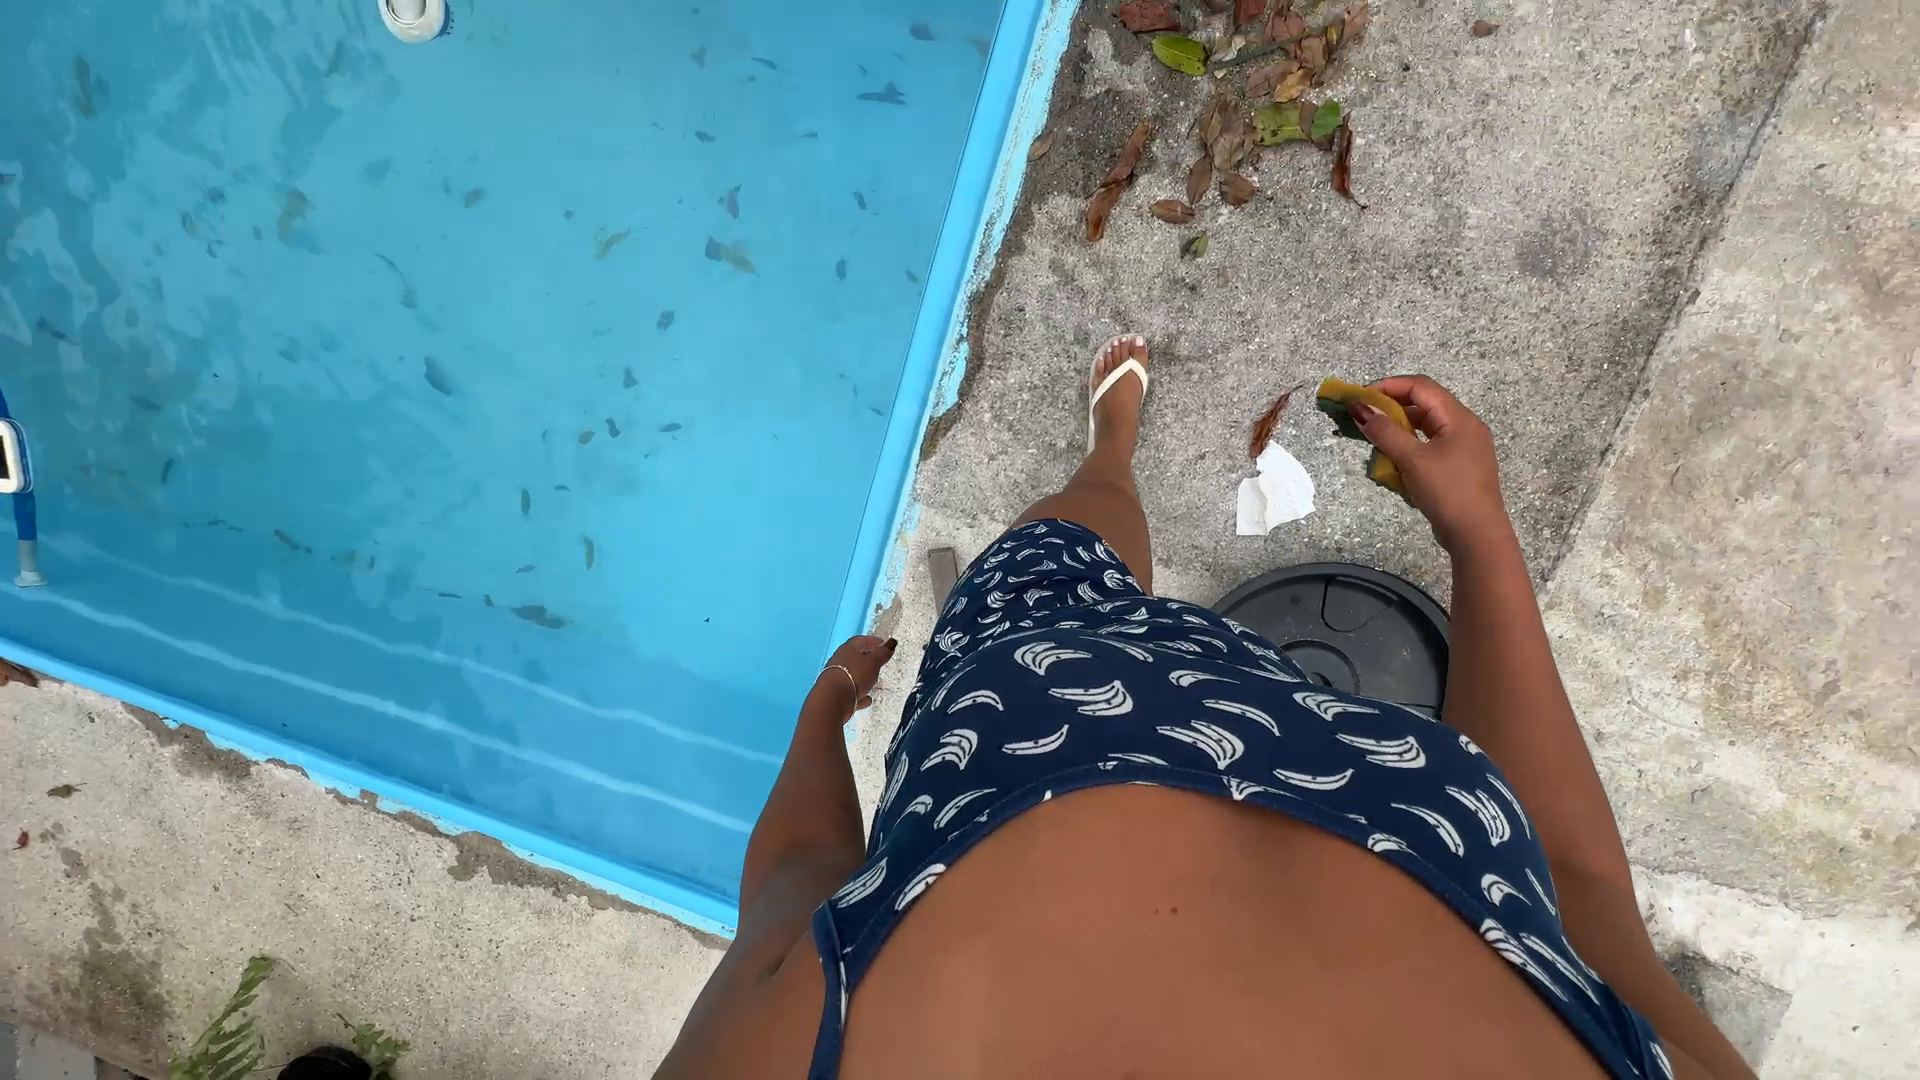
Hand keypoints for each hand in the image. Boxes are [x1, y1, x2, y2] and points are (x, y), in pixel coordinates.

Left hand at [819, 635, 897, 709]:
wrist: (832, 700)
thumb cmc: (854, 676)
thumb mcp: (873, 662)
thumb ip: (883, 653)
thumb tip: (891, 643)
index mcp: (848, 649)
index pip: (861, 640)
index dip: (873, 641)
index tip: (884, 644)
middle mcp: (839, 661)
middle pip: (855, 657)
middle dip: (867, 659)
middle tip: (879, 662)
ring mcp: (835, 678)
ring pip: (852, 675)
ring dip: (862, 677)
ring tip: (874, 681)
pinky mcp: (835, 694)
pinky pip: (850, 692)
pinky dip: (859, 694)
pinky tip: (866, 699)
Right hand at [1351, 375, 1511, 552]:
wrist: (1476, 533)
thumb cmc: (1447, 491)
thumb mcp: (1412, 459)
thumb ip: (1385, 432)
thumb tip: (1360, 409)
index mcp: (1459, 418)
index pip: (1420, 387)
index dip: (1388, 386)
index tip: (1358, 398)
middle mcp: (1464, 426)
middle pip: (1422, 403)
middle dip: (1389, 406)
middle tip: (1361, 416)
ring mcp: (1462, 446)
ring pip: (1424, 425)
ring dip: (1396, 427)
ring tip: (1372, 437)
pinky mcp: (1456, 464)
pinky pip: (1427, 444)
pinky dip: (1406, 444)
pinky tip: (1391, 458)